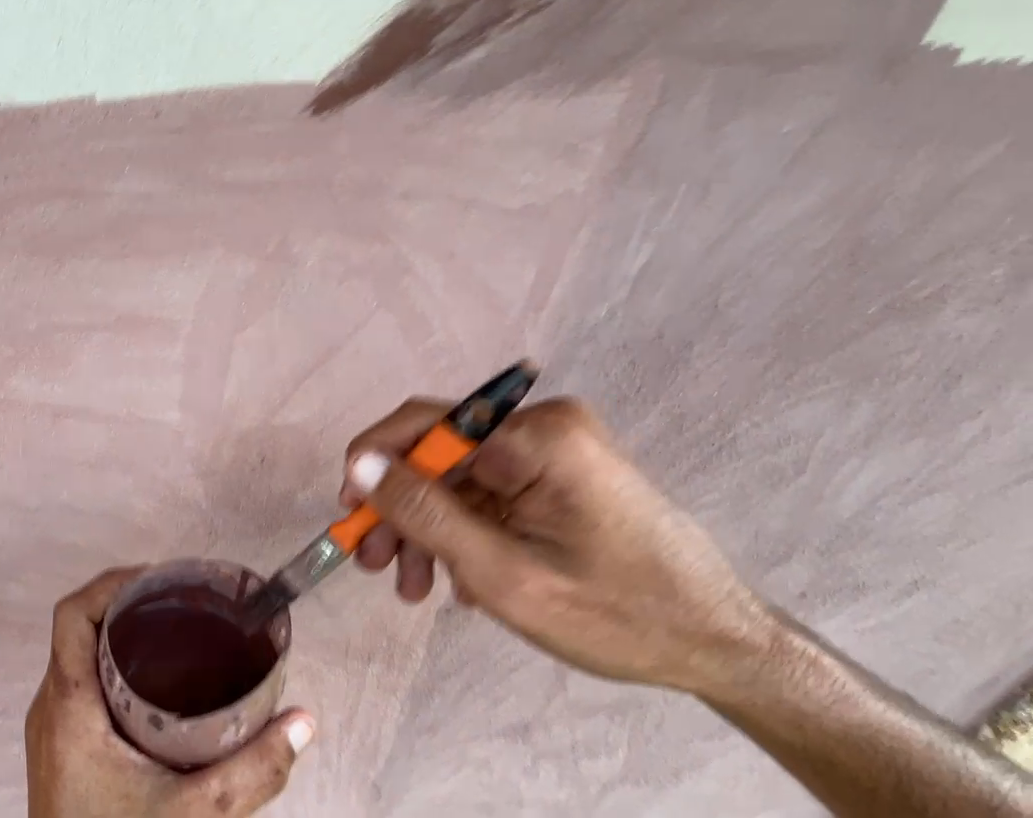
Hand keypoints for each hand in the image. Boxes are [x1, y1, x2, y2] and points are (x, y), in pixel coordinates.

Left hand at [25, 567, 316, 817]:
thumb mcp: (193, 815)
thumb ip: (252, 770)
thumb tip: (304, 721)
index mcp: (68, 705)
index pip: (71, 614)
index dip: (111, 583)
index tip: (160, 578)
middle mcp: (51, 706)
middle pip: (79, 629)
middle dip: (128, 606)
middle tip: (183, 605)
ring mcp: (51, 729)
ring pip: (81, 658)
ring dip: (120, 638)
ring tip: (177, 636)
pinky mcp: (60, 749)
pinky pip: (83, 686)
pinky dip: (115, 670)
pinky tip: (158, 689)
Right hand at [338, 397, 771, 693]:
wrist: (722, 646)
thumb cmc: (619, 617)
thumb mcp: (506, 576)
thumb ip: (427, 516)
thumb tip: (360, 466)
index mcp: (539, 437)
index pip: (428, 424)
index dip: (376, 461)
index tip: (348, 511)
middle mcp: (544, 425)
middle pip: (439, 453)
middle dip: (400, 508)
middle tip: (371, 562)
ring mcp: (554, 448)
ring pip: (458, 477)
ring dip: (427, 528)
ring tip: (411, 587)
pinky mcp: (558, 473)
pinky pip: (486, 491)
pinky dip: (461, 531)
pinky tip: (456, 579)